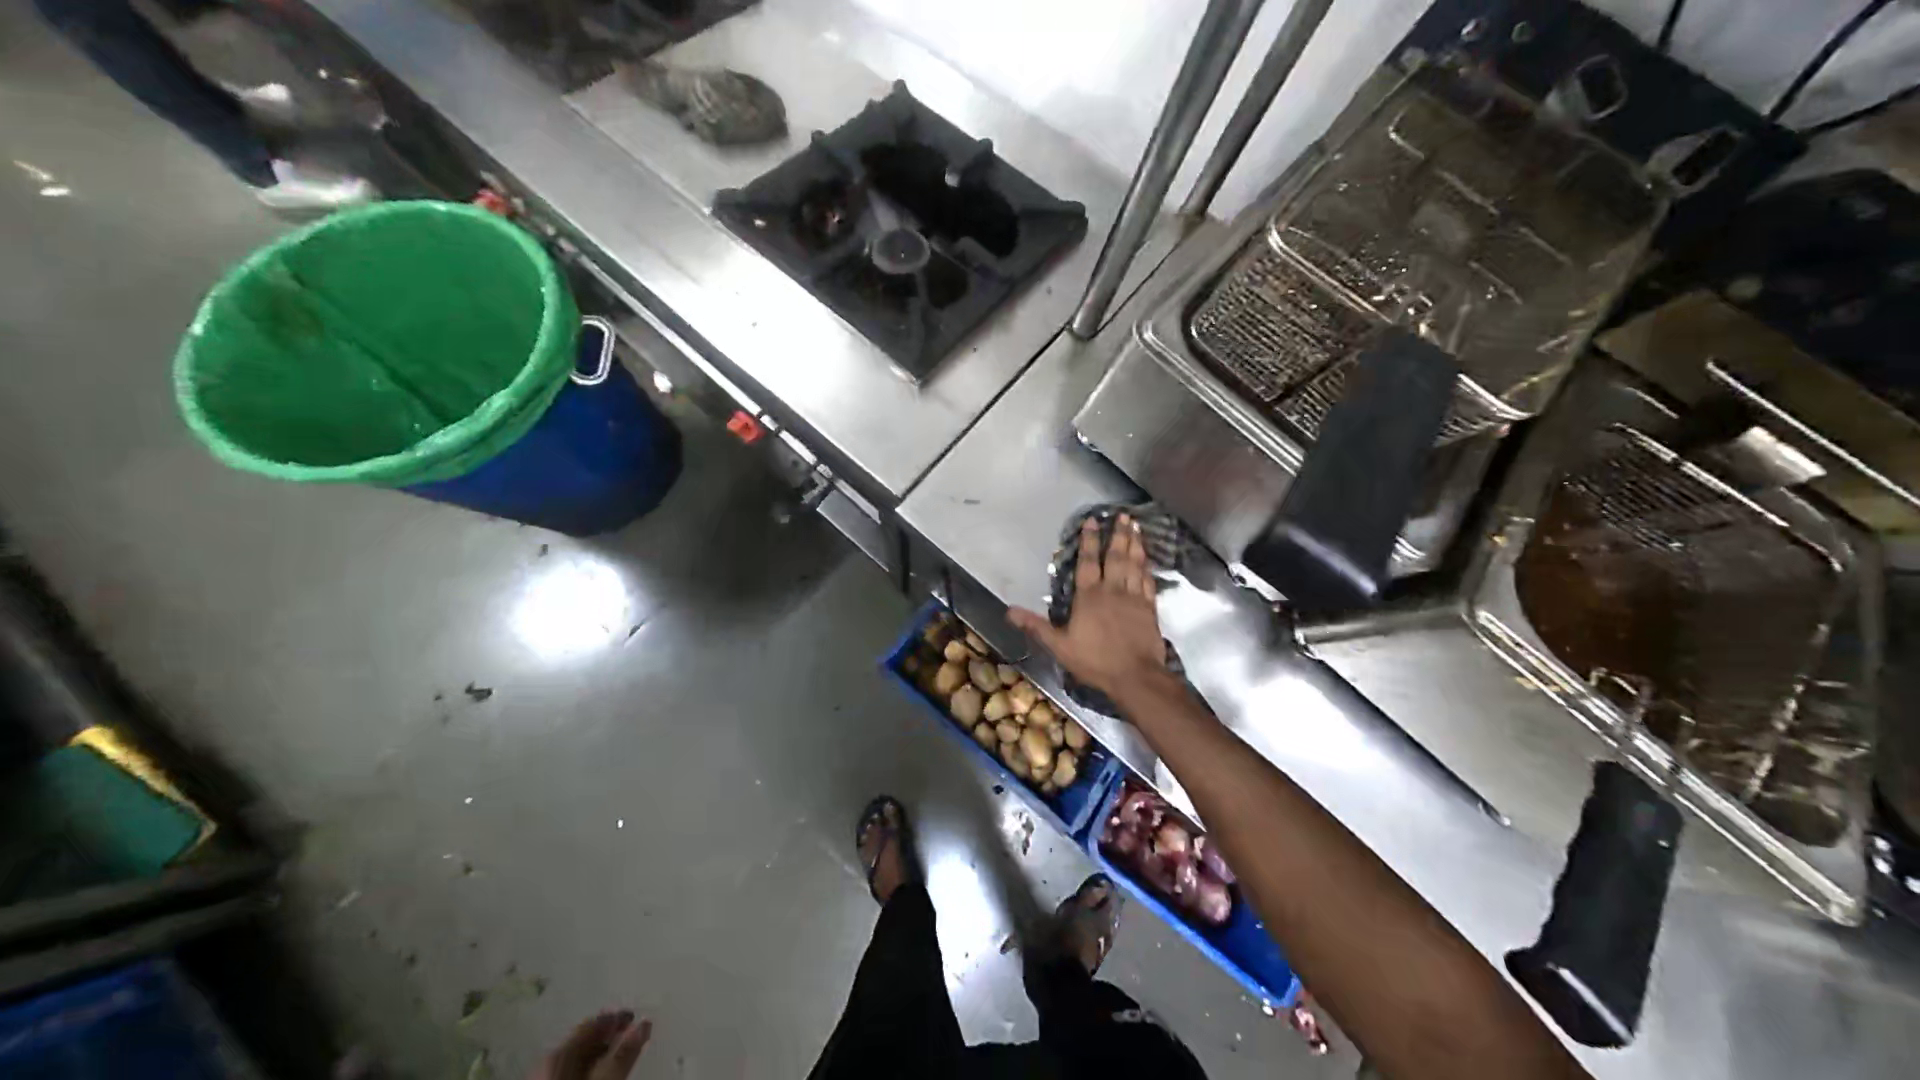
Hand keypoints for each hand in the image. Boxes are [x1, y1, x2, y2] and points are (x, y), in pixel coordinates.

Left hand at [531, 1010, 650, 1079]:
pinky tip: (599, 1076)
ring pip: (576, 1059)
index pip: (593, 1023)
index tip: (636, 1021)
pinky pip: (569, 1073)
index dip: (617, 1019)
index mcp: (558, 1055)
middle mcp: (546, 1064)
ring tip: (619, 1060)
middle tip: (632, 1040)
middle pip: (583, 1040)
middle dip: (609, 1037)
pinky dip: (588, 1070)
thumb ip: (624, 1054)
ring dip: (600, 1055)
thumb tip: (644, 1024)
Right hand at [1009, 515, 1167, 699]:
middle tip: (1121, 515)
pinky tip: (1147, 559)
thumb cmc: (1095, 661)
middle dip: (1118, 534)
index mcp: (1089, 596)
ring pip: (1135, 564)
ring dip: (1135, 544)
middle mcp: (1113, 590)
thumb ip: (1036, 626)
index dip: (1089, 541)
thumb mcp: (1059, 646)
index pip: (1088, 562)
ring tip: (1135, 526)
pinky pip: (1149, 580)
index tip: (1092, 522)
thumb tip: (1009, 611)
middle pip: (1116, 556)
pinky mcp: (1150, 608)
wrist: (1136, 676)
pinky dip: (1147, 566)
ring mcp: (1134, 597)